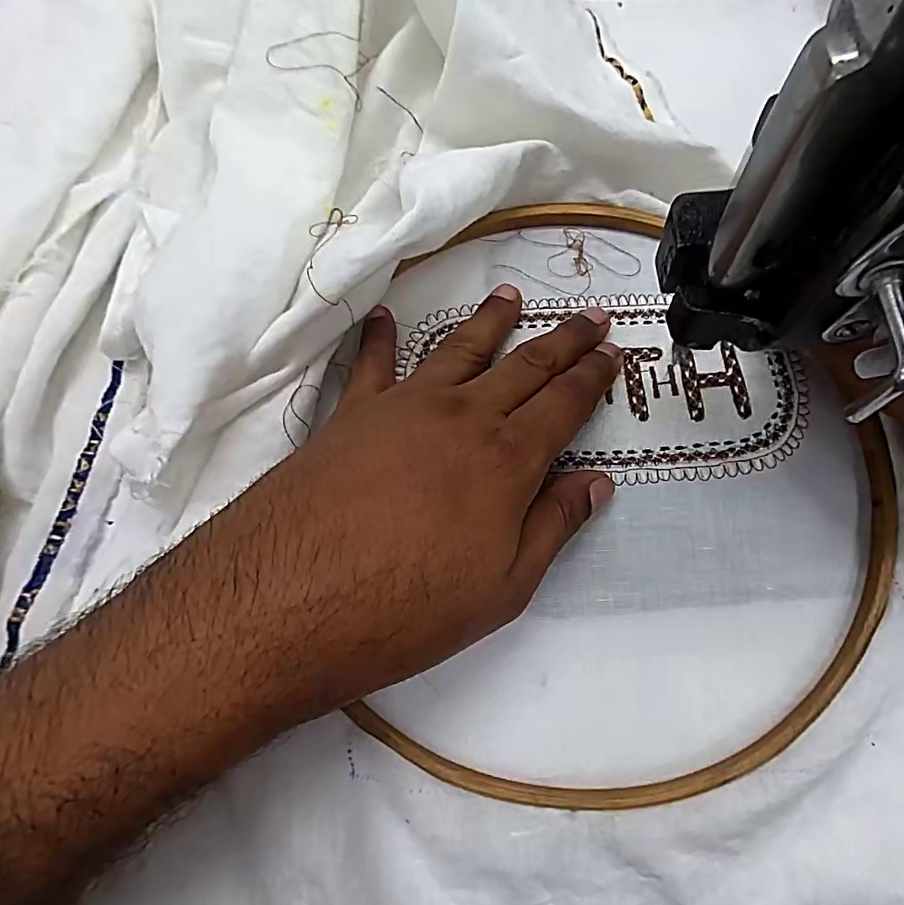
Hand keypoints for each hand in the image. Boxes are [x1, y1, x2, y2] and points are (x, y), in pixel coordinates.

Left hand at [190, 283, 621, 719]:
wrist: (291, 598)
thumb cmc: (410, 606)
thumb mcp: (503, 587)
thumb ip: (553, 527)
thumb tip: (596, 483)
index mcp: (507, 460)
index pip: (564, 404)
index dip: (592, 376)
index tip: (612, 351)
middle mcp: (462, 418)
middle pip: (525, 366)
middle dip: (563, 340)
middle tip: (590, 315)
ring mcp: (403, 408)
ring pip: (460, 350)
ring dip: (491, 322)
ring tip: (512, 298)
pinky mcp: (351, 415)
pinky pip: (372, 364)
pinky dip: (381, 338)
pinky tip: (385, 317)